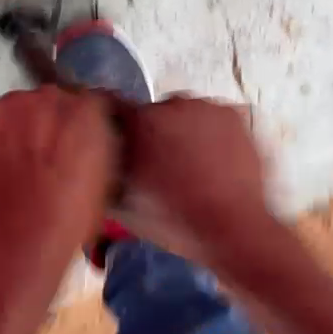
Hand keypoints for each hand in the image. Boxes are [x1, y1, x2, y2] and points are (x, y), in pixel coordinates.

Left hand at [0, 87, 117, 258]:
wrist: (22, 232)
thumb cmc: (70, 216)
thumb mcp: (105, 181)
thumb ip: (98, 150)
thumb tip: (89, 150)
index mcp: (89, 110)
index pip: (90, 104)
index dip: (80, 127)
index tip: (74, 146)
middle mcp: (51, 97)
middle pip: (50, 103)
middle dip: (48, 125)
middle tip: (43, 159)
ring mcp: (12, 103)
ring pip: (15, 110)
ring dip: (16, 128)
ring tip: (13, 165)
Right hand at [113, 96, 275, 253]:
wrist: (233, 228)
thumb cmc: (176, 220)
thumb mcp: (122, 205)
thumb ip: (104, 173)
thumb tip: (98, 161)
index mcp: (139, 122)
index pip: (111, 104)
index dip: (113, 123)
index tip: (118, 136)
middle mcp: (172, 105)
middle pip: (153, 113)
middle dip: (154, 133)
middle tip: (161, 167)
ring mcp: (207, 108)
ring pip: (186, 115)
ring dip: (184, 133)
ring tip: (191, 169)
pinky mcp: (234, 116)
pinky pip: (213, 120)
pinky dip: (212, 135)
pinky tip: (213, 164)